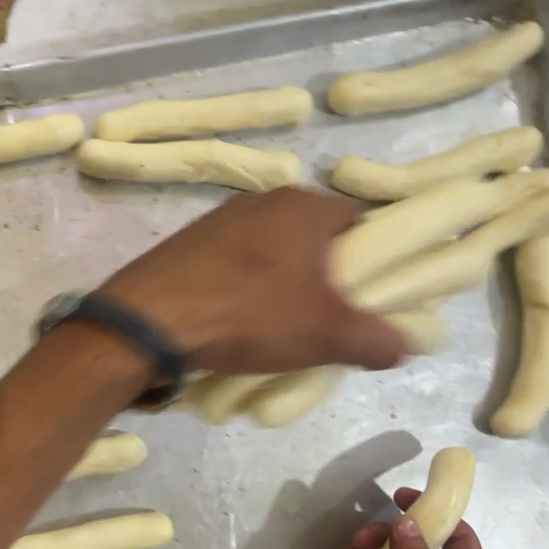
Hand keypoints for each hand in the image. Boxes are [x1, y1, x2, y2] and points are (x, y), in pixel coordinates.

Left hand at [96, 187, 405, 373]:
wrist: (146, 323)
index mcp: (302, 206)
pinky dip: (236, 295)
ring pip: (266, 257)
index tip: (365, 301)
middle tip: (320, 325)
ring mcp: (214, 223)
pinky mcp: (182, 248)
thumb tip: (402, 346)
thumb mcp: (326, 334)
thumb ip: (376, 339)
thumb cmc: (247, 315)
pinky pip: (227, 271)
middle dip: (321, 283)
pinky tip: (229, 328)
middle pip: (310, 242)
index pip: (358, 224)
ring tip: (273, 334)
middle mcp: (259, 202)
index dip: (370, 263)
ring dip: (276, 291)